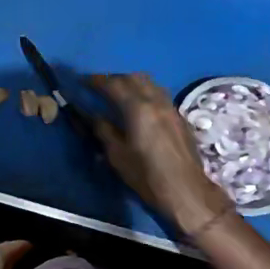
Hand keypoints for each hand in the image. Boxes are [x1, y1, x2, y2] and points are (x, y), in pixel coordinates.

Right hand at [87, 73, 229, 233]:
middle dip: (115, 78)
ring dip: (133, 83)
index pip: (114, 84)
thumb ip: (104, 131)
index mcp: (138, 108)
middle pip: (134, 78)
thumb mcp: (118, 156)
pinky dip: (146, 93)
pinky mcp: (180, 117)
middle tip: (101, 87)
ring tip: (121, 94)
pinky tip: (141, 108)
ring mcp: (171, 107)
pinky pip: (160, 95)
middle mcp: (156, 101)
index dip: (97, 81)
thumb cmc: (147, 176)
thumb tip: (95, 116)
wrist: (186, 190)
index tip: (83, 81)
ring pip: (150, 84)